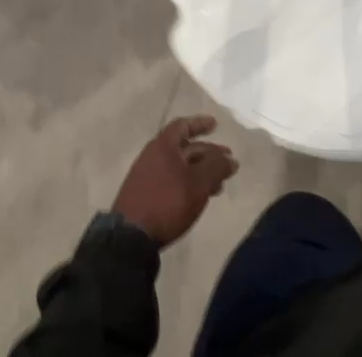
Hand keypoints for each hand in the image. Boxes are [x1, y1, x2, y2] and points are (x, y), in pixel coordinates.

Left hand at [113, 115, 238, 245]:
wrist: (131, 238)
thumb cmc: (168, 201)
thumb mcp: (199, 183)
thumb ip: (217, 167)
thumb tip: (230, 159)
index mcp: (163, 146)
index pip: (182, 126)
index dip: (200, 124)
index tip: (216, 125)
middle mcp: (152, 156)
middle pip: (184, 148)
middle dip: (208, 154)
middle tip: (228, 162)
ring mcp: (146, 177)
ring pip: (179, 167)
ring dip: (200, 172)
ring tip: (218, 186)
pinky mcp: (144, 195)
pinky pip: (171, 181)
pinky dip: (188, 184)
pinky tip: (199, 197)